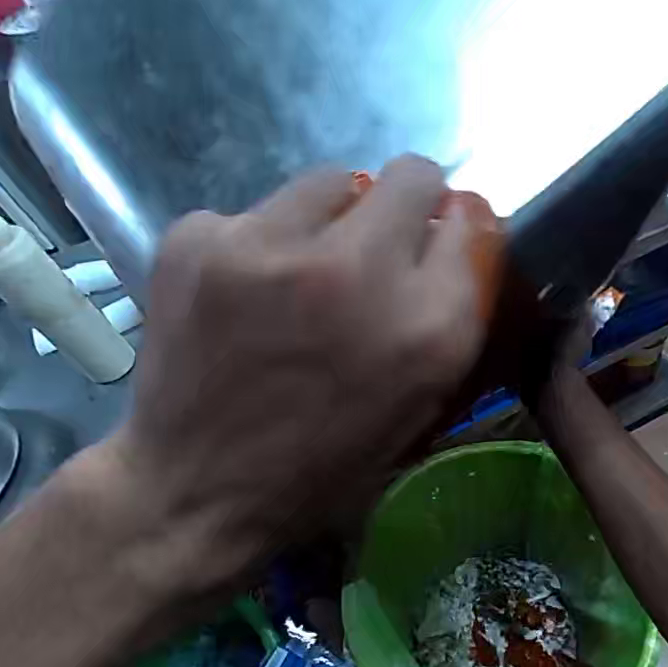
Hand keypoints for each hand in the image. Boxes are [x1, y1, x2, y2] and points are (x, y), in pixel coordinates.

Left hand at [97, 156, 490, 590]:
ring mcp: (267, 245)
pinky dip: (260, 246)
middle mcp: (356, 270)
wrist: (196, 492)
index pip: (471, 222)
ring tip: (301, 277)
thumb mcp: (419, 408)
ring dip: (330, 221)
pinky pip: (255, 212)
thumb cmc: (323, 467)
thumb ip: (449, 317)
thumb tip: (453, 233)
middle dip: (404, 207)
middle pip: (411, 174)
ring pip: (330, 182)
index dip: (453, 232)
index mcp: (427, 328)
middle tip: (374, 250)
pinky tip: (241, 297)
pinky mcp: (196, 237)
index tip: (433, 247)